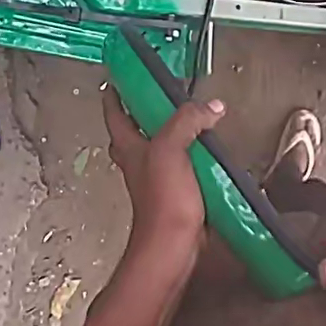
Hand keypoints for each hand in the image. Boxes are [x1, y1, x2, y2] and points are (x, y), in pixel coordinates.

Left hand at [102, 88, 224, 248]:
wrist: (173, 245)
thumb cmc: (163, 198)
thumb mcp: (171, 149)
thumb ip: (188, 121)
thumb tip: (212, 106)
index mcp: (129, 147)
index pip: (115, 115)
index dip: (113, 96)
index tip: (116, 80)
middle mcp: (138, 162)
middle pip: (133, 133)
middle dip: (141, 116)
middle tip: (159, 98)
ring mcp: (156, 179)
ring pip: (158, 150)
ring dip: (171, 135)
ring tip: (192, 119)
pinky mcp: (175, 193)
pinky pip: (182, 167)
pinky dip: (192, 156)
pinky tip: (208, 152)